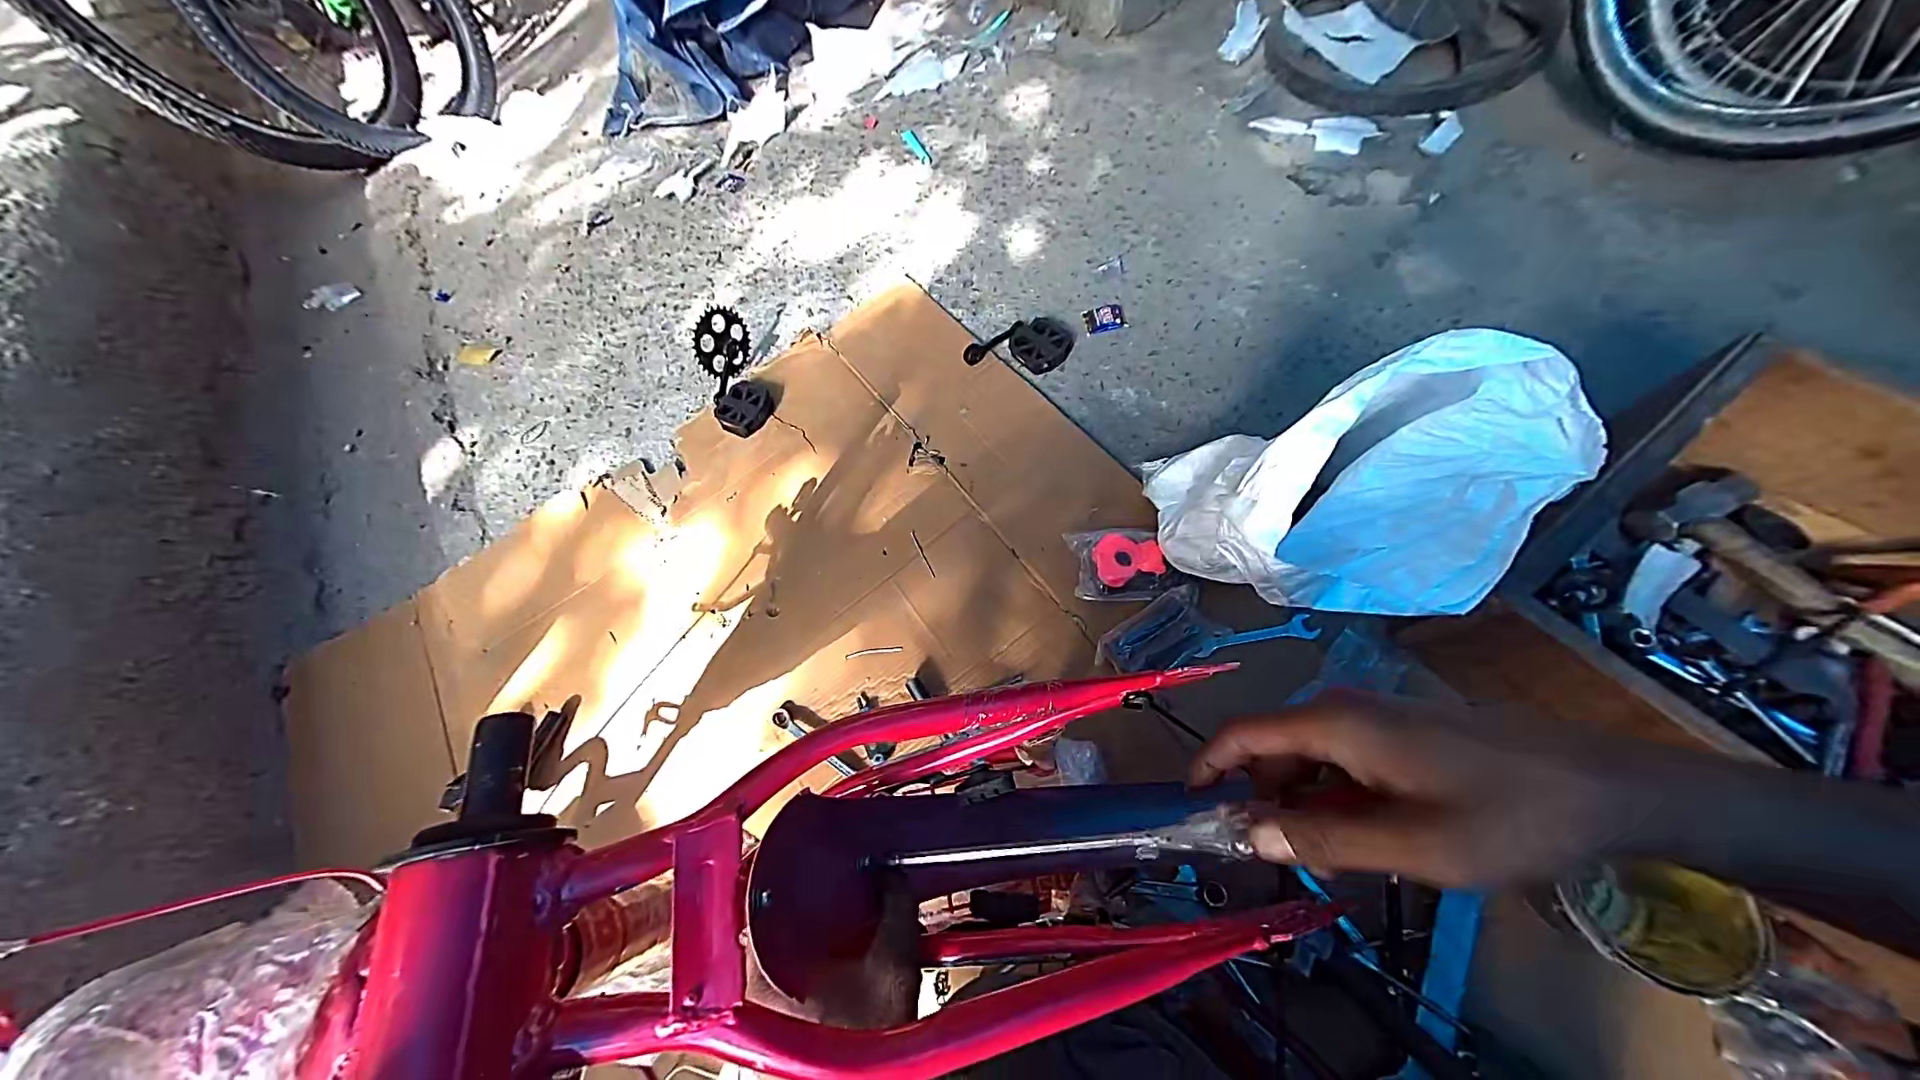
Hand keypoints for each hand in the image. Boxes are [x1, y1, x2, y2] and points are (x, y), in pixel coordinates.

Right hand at [1189, 690, 1678, 887]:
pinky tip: (1371, 832)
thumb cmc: (1507, 815)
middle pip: (1274, 748)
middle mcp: (1344, 709)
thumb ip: (1324, 840)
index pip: (1243, 733)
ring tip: (1334, 854)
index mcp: (1336, 725)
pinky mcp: (1400, 730)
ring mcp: (1374, 716)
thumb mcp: (1414, 847)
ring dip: (1303, 802)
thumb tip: (1252, 835)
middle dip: (1263, 797)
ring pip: (1309, 756)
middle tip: (1280, 853)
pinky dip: (1335, 795)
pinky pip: (1343, 759)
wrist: (1611, 787)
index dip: (1209, 765)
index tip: (1192, 802)